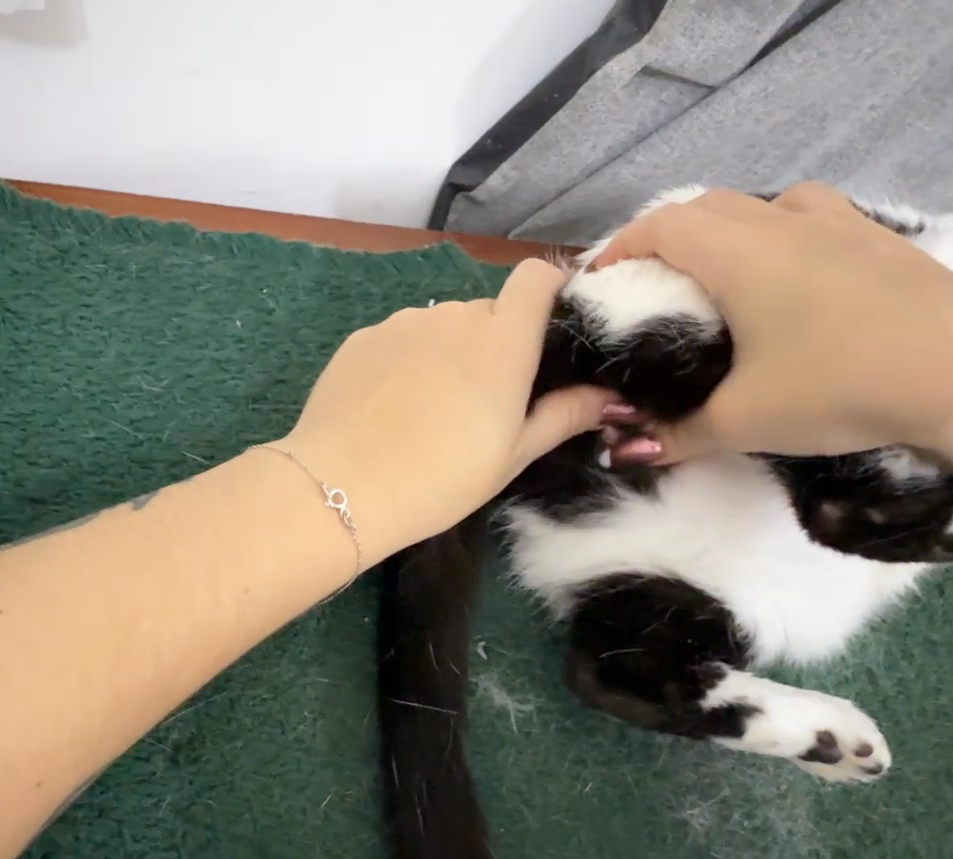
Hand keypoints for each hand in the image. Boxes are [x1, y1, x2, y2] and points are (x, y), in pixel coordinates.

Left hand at [273, 259, 617, 563]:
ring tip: (431, 413)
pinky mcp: (363, 337)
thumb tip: (608, 396)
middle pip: (489, 312)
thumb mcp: (513, 456)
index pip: (537, 277)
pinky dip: (408, 362)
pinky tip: (391, 410)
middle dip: (495, 346)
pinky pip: (401, 339)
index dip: (549, 291)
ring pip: (442, 326)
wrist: (343, 487)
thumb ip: (563, 416)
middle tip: (484, 405)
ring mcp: (404, 322)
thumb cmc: (442, 478)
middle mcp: (455, 314)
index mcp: (503, 339)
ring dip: (449, 354)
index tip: (549, 329)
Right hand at [592, 184, 952, 460]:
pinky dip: (778, 237)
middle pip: (705, 209)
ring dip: (726, 232)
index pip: (658, 227)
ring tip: (718, 278)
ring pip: (760, 208)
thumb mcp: (744, 421)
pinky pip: (808, 220)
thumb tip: (623, 452)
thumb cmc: (839, 383)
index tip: (600, 284)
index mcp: (736, 251)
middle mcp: (780, 220)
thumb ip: (675, 435)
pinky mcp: (878, 239)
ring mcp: (837, 222)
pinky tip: (791, 278)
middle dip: (666, 240)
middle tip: (651, 288)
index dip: (619, 249)